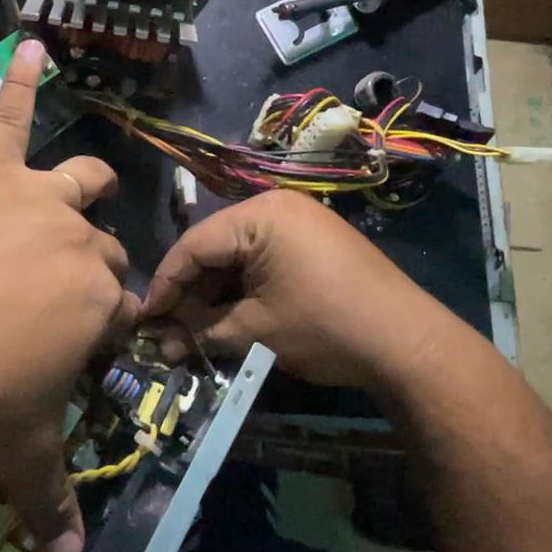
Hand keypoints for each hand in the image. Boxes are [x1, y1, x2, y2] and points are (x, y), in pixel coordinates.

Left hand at [0, 39, 131, 551]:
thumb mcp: (21, 457)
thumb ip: (51, 504)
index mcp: (100, 303)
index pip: (123, 307)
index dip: (101, 327)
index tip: (72, 347)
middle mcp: (82, 243)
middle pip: (103, 248)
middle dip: (89, 270)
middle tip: (46, 300)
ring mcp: (34, 202)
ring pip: (81, 182)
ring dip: (83, 191)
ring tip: (74, 197)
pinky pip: (8, 117)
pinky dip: (21, 79)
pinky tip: (32, 45)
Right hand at [140, 191, 452, 389]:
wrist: (407, 342)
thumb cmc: (324, 326)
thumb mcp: (256, 331)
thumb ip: (202, 331)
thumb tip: (162, 344)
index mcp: (260, 215)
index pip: (195, 245)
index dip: (166, 284)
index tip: (144, 319)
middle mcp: (278, 208)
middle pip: (216, 248)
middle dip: (191, 294)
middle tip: (169, 333)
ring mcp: (300, 224)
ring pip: (239, 257)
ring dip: (216, 296)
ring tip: (197, 335)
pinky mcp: (315, 245)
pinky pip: (265, 261)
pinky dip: (245, 290)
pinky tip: (230, 320)